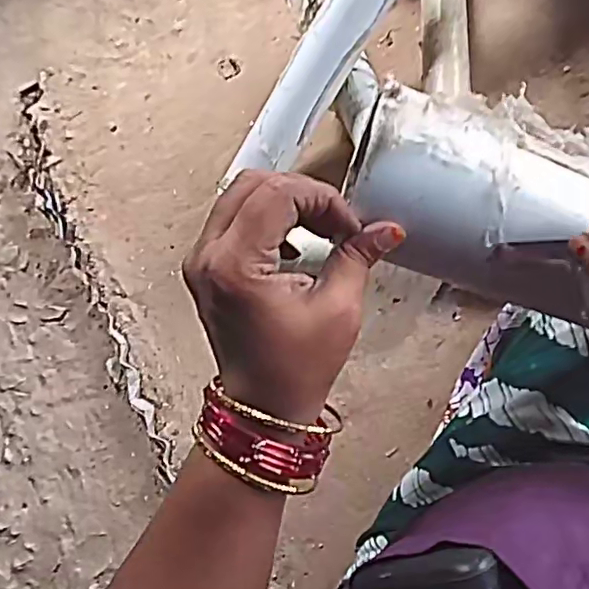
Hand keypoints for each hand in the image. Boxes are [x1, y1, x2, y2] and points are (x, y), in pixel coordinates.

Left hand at [183, 171, 403, 422]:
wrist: (265, 404)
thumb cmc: (294, 370)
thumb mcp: (339, 307)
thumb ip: (359, 256)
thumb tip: (385, 230)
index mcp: (237, 266)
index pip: (278, 194)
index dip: (323, 200)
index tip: (348, 225)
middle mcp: (209, 258)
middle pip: (255, 184)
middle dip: (306, 194)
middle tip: (338, 221)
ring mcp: (203, 262)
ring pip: (242, 195)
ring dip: (288, 202)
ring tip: (321, 229)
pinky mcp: (208, 267)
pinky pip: (234, 217)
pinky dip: (270, 217)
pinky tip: (296, 242)